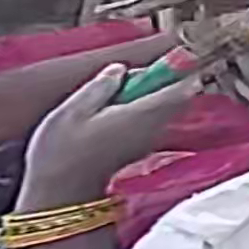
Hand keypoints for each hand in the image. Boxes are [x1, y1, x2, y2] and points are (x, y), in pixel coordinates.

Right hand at [19, 64, 200, 208]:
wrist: (63, 190)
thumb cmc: (62, 150)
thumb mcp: (70, 113)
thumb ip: (99, 88)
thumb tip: (120, 67)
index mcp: (148, 109)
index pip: (186, 82)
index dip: (183, 67)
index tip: (170, 57)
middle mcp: (162, 119)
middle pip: (180, 89)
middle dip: (161, 78)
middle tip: (123, 81)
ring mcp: (158, 130)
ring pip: (169, 101)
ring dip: (150, 92)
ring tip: (112, 98)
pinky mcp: (150, 139)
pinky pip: (157, 114)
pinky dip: (143, 107)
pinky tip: (112, 113)